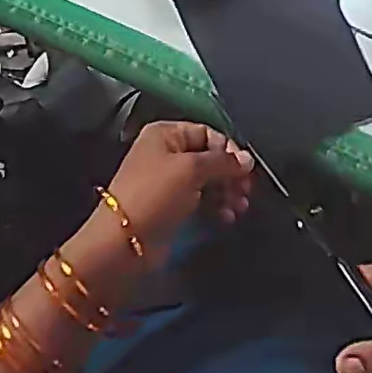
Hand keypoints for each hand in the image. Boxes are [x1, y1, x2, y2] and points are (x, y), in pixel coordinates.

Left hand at [102, 121, 254, 261]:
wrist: (123, 240)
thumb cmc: (155, 194)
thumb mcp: (190, 169)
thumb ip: (222, 162)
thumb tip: (248, 159)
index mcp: (166, 134)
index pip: (207, 132)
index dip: (228, 149)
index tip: (245, 170)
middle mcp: (167, 152)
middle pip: (209, 157)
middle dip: (230, 174)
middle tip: (245, 192)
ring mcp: (169, 180)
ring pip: (208, 179)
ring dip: (227, 191)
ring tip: (239, 207)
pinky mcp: (173, 205)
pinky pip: (201, 199)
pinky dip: (216, 205)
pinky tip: (227, 216)